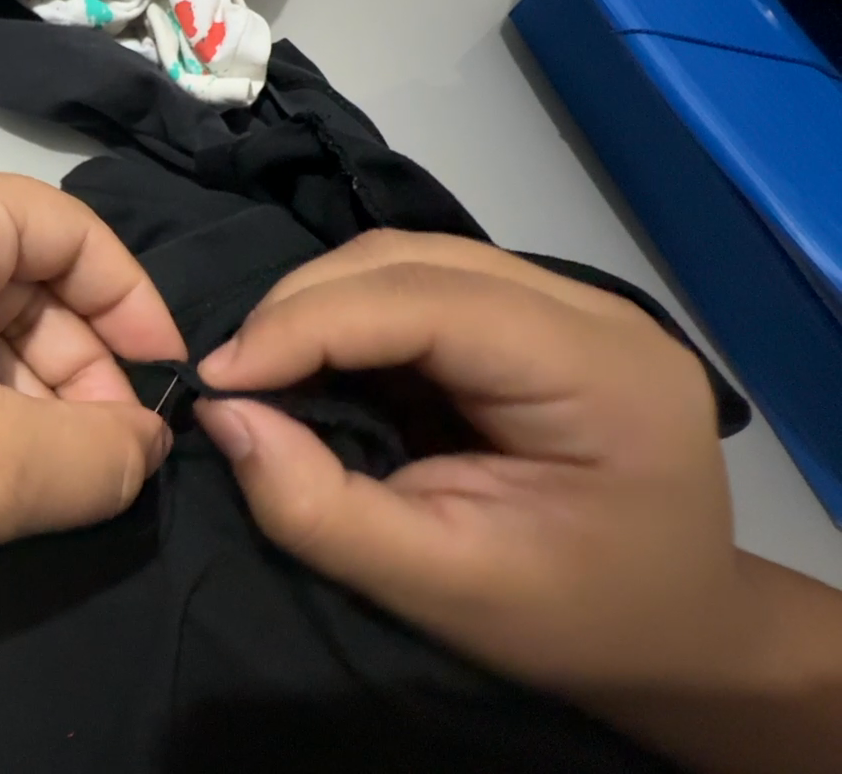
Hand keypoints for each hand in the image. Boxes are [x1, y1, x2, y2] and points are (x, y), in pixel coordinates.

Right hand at [192, 230, 753, 693]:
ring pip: (390, 257)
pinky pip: (394, 279)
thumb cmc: (563, 615)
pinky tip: (308, 358)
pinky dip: (329, 312)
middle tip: (231, 378)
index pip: (427, 304)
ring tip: (262, 368)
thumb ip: (316, 507)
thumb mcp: (432, 587)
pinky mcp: (507, 308)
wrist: (659, 620)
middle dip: (295, 310)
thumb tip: (221, 413)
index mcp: (600, 377)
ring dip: (306, 304)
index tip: (218, 379)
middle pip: (401, 261)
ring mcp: (548, 299)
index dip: (305, 326)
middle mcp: (583, 311)